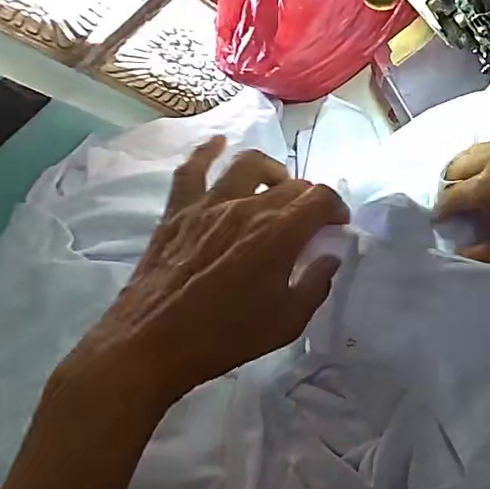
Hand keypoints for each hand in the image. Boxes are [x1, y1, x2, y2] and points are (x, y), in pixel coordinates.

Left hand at [72, 137, 350, 403]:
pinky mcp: (178, 211)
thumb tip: (330, 257)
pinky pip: (192, 170)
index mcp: (279, 233)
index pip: (321, 198)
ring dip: (271, 170)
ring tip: (276, 184)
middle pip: (290, 184)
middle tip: (309, 219)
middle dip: (309, 198)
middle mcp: (247, 207)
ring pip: (247, 164)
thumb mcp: (287, 322)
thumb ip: (316, 284)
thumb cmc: (226, 337)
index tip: (337, 224)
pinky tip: (217, 143)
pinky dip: (206, 152)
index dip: (336, 207)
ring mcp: (210, 205)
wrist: (152, 345)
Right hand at [433, 136, 489, 263]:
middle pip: (455, 166)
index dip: (442, 211)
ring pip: (472, 152)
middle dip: (449, 187)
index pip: (452, 196)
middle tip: (454, 207)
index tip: (440, 223)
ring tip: (470, 191)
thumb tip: (460, 249)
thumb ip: (483, 250)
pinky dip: (484, 160)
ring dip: (464, 170)